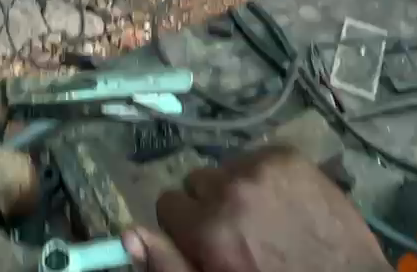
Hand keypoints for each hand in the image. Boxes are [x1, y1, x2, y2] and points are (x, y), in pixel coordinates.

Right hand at [123, 148, 392, 271]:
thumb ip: (170, 266)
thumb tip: (127, 234)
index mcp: (210, 228)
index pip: (167, 203)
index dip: (186, 230)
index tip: (207, 247)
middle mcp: (231, 187)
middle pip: (196, 182)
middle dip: (210, 207)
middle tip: (240, 238)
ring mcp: (263, 167)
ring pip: (225, 168)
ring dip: (236, 190)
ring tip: (265, 222)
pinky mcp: (288, 155)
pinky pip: (255, 157)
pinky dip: (262, 178)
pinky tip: (283, 206)